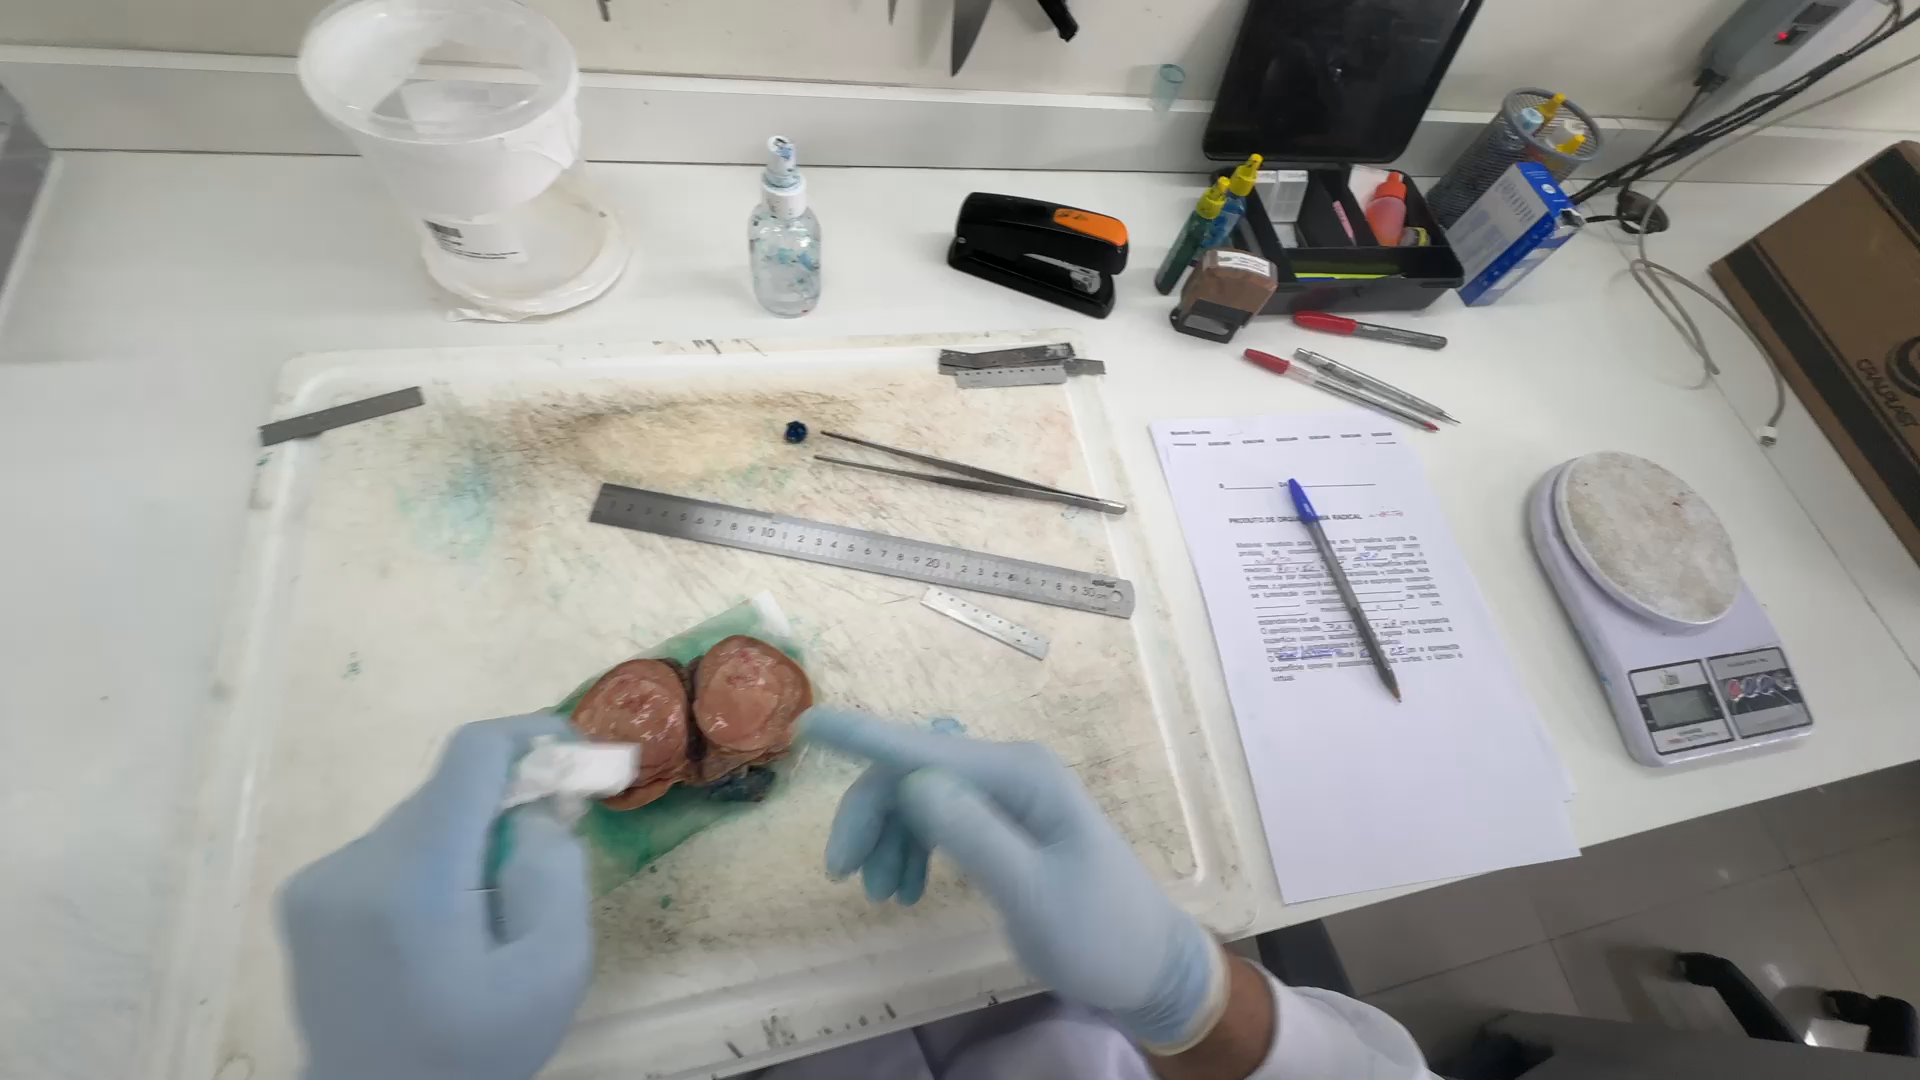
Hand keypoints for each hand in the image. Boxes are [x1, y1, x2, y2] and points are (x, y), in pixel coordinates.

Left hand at [279, 714, 592, 1079]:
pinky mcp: (311, 896)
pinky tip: (460, 905)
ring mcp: (320, 881)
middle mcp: (351, 866)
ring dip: (481, 826)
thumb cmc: (478, 1047)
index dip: (534, 734)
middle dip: (515, 794)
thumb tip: (536, 808)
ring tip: (506, 889)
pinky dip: (448, 847)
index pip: (472, 754)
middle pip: (454, 784)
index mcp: (412, 881)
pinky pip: (404, 838)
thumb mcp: (556, 966)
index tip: (577, 758)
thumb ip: (556, 869)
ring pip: (431, 810)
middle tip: (559, 833)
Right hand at [803, 707, 1227, 1051]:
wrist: (1148, 963)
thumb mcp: (1033, 892)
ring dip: (888, 839)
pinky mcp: (1000, 818)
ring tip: (883, 898)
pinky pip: (937, 818)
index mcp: (1018, 773)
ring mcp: (1004, 792)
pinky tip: (905, 889)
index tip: (806, 726)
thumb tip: (911, 782)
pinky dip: (911, 849)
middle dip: (870, 816)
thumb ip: (974, 835)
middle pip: (914, 773)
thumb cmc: (1098, 931)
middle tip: (841, 876)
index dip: (862, 734)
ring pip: (919, 797)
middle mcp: (1007, 769)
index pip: (924, 747)